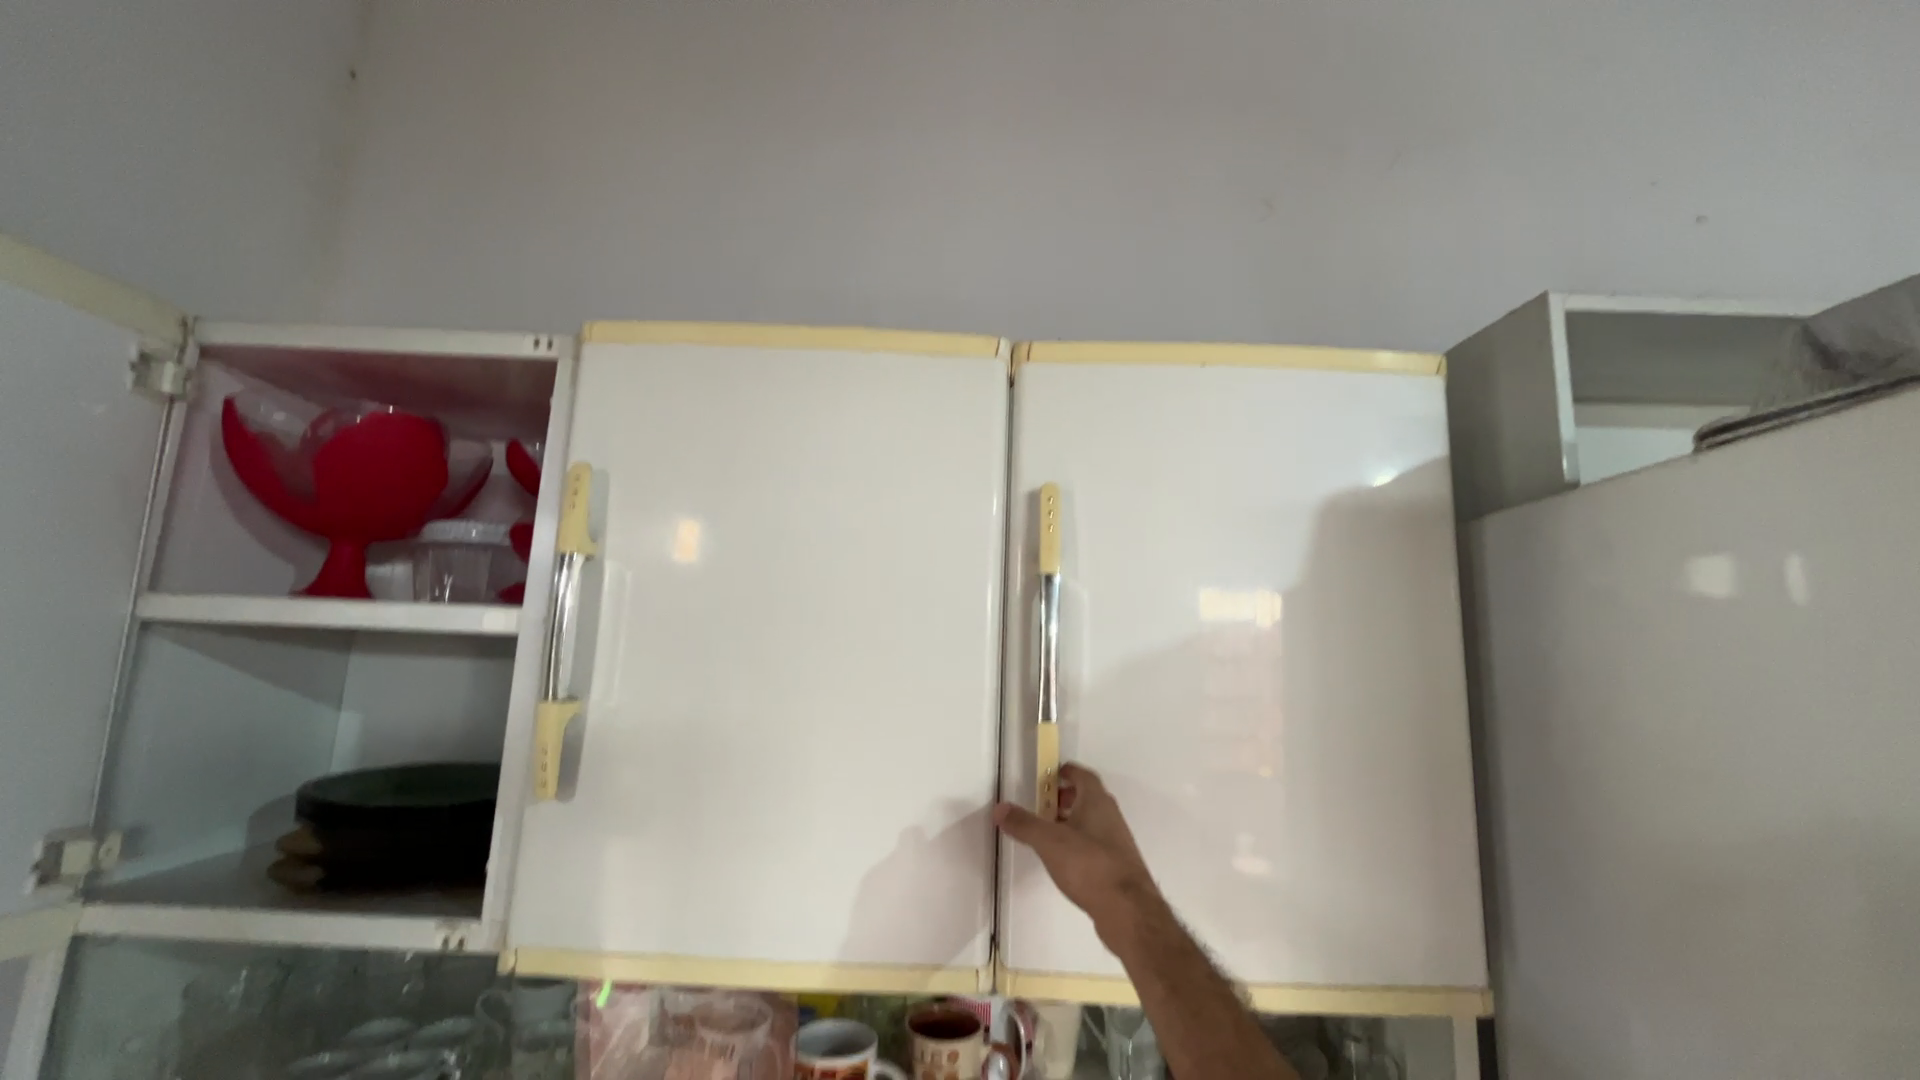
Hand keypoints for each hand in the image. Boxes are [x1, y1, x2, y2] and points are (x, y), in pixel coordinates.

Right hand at [994, 763, 1164, 945]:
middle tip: (1044, 805)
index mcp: (1097, 802)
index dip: (1067, 772)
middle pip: (1089, 798)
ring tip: (1049, 833)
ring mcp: (1117, 842)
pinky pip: (1096, 844)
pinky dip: (1080, 843)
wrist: (1128, 909)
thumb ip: (1024, 824)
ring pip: (1093, 822)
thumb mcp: (1049, 842)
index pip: (1084, 776)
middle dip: (1067, 797)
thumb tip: (1000, 808)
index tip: (1050, 775)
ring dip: (1073, 821)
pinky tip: (1065, 860)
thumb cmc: (1088, 865)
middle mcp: (1111, 817)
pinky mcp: (1118, 866)